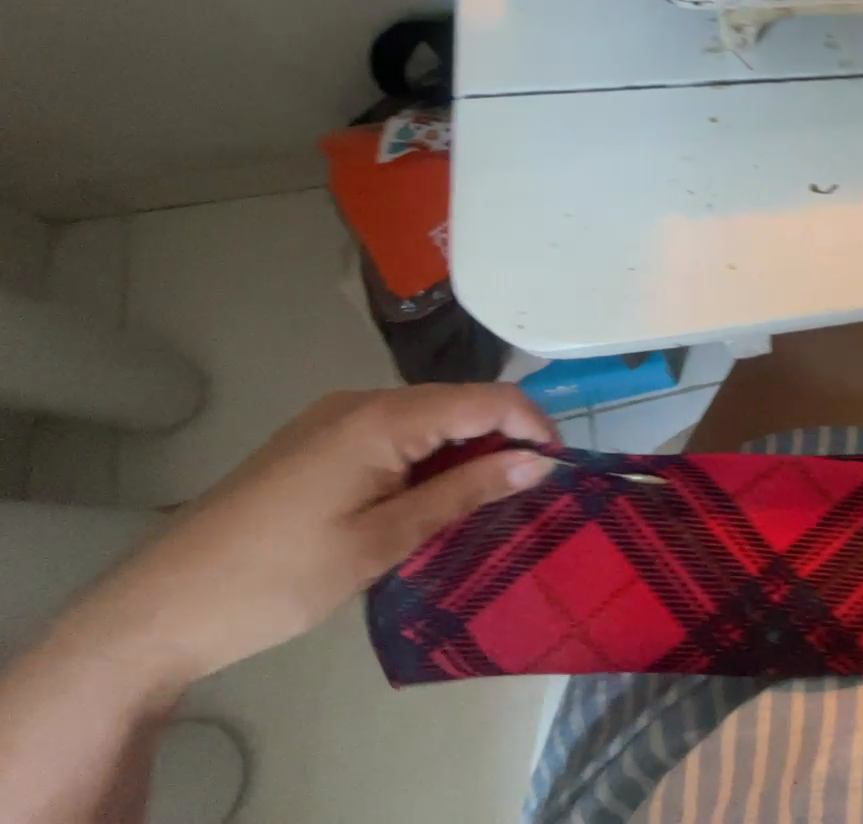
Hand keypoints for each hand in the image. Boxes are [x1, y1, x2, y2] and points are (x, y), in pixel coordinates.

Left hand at [57, 385, 556, 690]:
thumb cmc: (276, 579)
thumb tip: (539, 461)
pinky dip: (430, 456)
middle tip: (527, 490)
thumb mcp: (384, 540)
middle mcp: (359, 403)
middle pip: (460, 402)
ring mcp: (333, 420)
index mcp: (381, 419)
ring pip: (430, 417)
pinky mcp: (317, 442)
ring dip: (467, 449)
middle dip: (504, 438)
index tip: (559, 469)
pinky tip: (431, 496)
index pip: (487, 400)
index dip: (534, 426)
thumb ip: (466, 492)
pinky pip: (397, 432)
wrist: (151, 615)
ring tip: (485, 499)